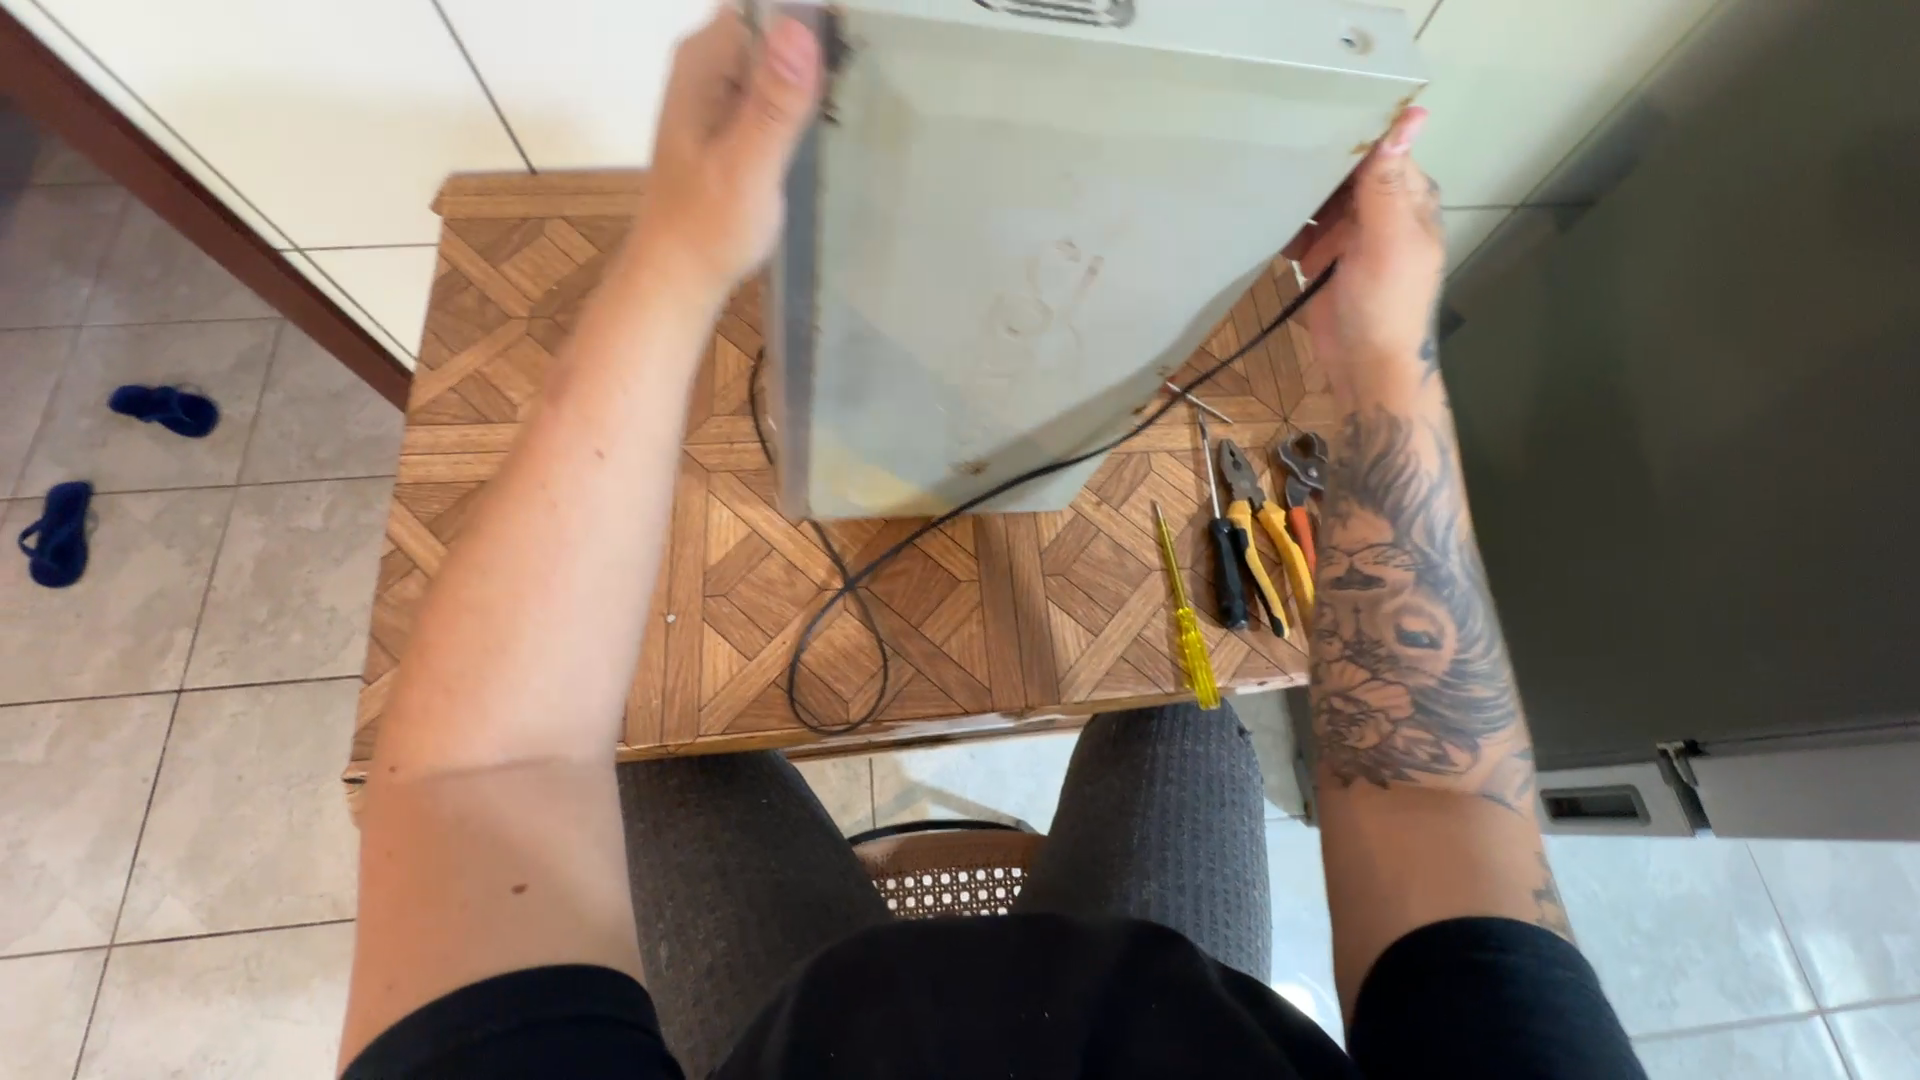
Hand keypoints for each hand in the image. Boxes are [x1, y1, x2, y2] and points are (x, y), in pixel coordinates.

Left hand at [632, 9, 823, 294]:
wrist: (680, 274)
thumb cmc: (708, 227)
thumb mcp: (747, 166)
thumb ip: (773, 104)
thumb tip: (801, 29)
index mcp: (704, 61)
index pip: (765, 6)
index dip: (810, 20)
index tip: (848, 52)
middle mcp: (707, 65)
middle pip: (773, 29)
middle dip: (816, 50)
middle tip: (852, 94)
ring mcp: (718, 96)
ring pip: (777, 61)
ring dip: (812, 81)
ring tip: (845, 113)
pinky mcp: (732, 124)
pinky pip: (773, 93)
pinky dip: (799, 106)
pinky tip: (822, 133)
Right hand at [1285, 108, 1445, 395]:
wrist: (1365, 364)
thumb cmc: (1385, 304)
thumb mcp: (1387, 240)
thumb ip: (1387, 183)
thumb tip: (1411, 115)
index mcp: (1408, 198)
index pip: (1379, 150)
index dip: (1349, 139)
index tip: (1309, 126)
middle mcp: (1382, 211)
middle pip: (1345, 175)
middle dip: (1316, 177)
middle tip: (1283, 174)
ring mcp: (1353, 237)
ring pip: (1322, 204)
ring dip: (1300, 209)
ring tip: (1282, 216)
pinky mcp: (1327, 261)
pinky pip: (1306, 235)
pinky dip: (1292, 236)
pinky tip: (1281, 244)